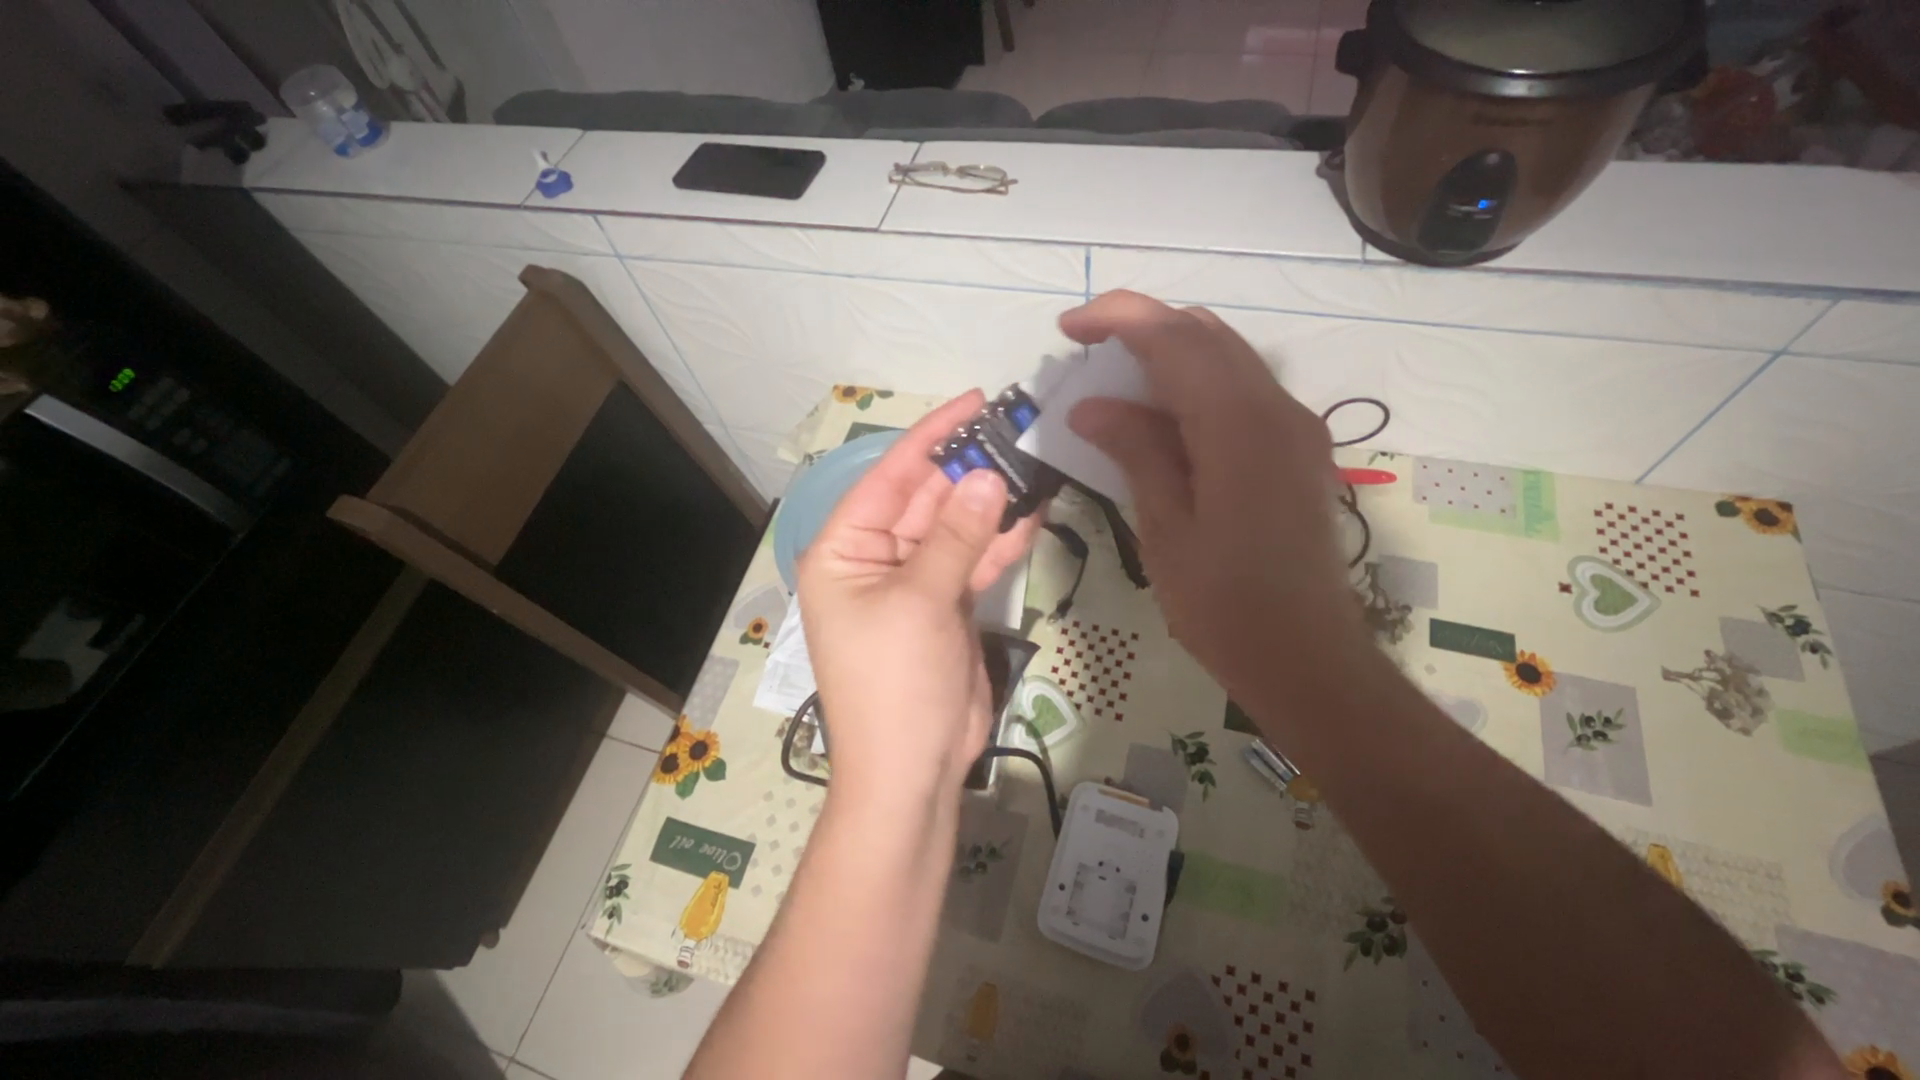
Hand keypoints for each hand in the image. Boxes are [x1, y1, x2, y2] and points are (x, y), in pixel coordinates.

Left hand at [796, 392, 1041, 807]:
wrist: (912, 770)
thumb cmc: (895, 682)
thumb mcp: (921, 602)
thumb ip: (957, 536)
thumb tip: (989, 475)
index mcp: (844, 551)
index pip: (888, 479)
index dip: (931, 439)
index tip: (974, 403)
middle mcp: (875, 560)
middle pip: (925, 499)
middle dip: (969, 467)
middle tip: (1020, 428)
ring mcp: (914, 584)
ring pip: (955, 528)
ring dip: (991, 500)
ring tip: (1035, 458)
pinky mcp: (947, 607)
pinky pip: (973, 561)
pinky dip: (1000, 540)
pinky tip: (1034, 508)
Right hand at [1059, 291, 1368, 704]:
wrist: (1306, 655)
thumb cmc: (1224, 605)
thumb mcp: (1166, 529)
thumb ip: (1136, 452)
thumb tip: (1093, 406)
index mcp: (1239, 426)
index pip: (1174, 339)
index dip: (1118, 319)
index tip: (1067, 329)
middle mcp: (1277, 408)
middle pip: (1206, 334)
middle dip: (1142, 328)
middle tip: (1087, 353)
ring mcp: (1296, 426)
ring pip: (1228, 357)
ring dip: (1171, 353)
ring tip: (1116, 382)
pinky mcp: (1299, 448)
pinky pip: (1243, 389)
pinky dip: (1198, 383)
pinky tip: (1163, 417)